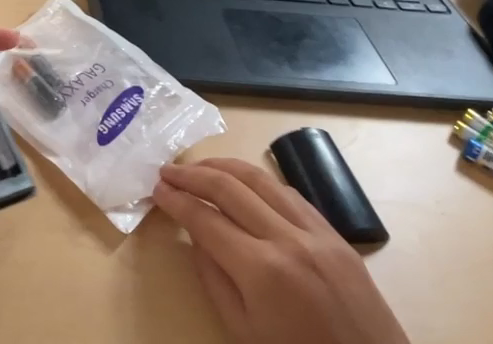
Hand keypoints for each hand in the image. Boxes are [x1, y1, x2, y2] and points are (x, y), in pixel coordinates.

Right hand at [155, 159, 408, 343]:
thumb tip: (195, 235)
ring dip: (224, 166)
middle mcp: (288, 239)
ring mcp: (317, 232)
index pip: (206, 218)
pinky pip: (291, 193)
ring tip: (199, 166)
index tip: (156, 189)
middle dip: (192, 175)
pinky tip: (244, 182)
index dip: (176, 201)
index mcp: (262, 270)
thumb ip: (214, 278)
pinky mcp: (336, 235)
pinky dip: (260, 181)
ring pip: (261, 179)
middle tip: (166, 170)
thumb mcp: (244, 332)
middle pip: (230, 188)